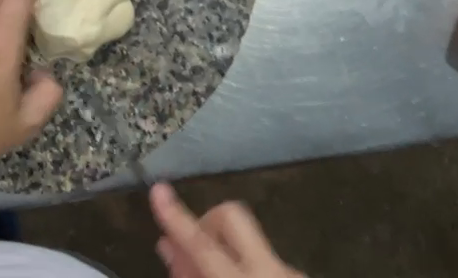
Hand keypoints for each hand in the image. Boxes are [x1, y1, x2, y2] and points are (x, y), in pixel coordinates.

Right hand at [150, 183, 301, 277]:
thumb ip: (190, 272)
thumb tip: (168, 246)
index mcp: (247, 275)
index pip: (202, 243)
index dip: (175, 216)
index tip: (157, 189)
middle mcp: (273, 268)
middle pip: (230, 216)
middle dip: (204, 222)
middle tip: (188, 247)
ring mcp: (291, 271)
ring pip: (246, 242)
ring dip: (222, 252)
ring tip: (205, 272)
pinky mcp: (300, 276)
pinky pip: (262, 261)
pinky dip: (241, 267)